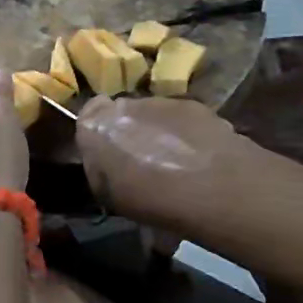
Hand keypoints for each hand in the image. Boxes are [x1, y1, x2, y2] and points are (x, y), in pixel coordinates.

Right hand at [76, 96, 249, 224]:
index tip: (108, 153)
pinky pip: (183, 118)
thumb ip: (101, 171)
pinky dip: (187, 132)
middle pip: (123, 112)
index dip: (99, 133)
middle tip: (142, 160)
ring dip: (160, 130)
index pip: (88, 115)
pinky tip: (199, 158)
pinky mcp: (197, 104)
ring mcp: (163, 101)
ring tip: (175, 162)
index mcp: (97, 126)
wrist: (213, 188)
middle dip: (130, 130)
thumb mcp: (111, 198)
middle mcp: (126, 105)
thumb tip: (105, 165)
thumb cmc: (152, 202)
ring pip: (155, 113)